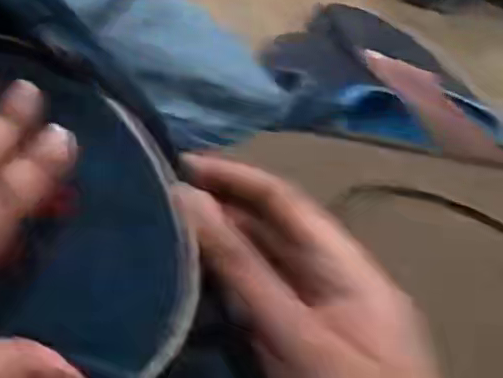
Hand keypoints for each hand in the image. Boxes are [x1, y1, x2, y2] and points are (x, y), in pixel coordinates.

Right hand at [176, 154, 439, 377]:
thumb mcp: (295, 334)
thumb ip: (238, 263)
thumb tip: (180, 191)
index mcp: (351, 271)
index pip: (283, 199)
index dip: (229, 174)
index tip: (170, 162)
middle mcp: (334, 282)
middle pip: (266, 224)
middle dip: (211, 203)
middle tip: (151, 191)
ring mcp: (316, 314)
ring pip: (253, 255)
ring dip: (208, 236)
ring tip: (155, 223)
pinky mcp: (295, 339)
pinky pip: (248, 287)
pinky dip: (214, 270)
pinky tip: (178, 266)